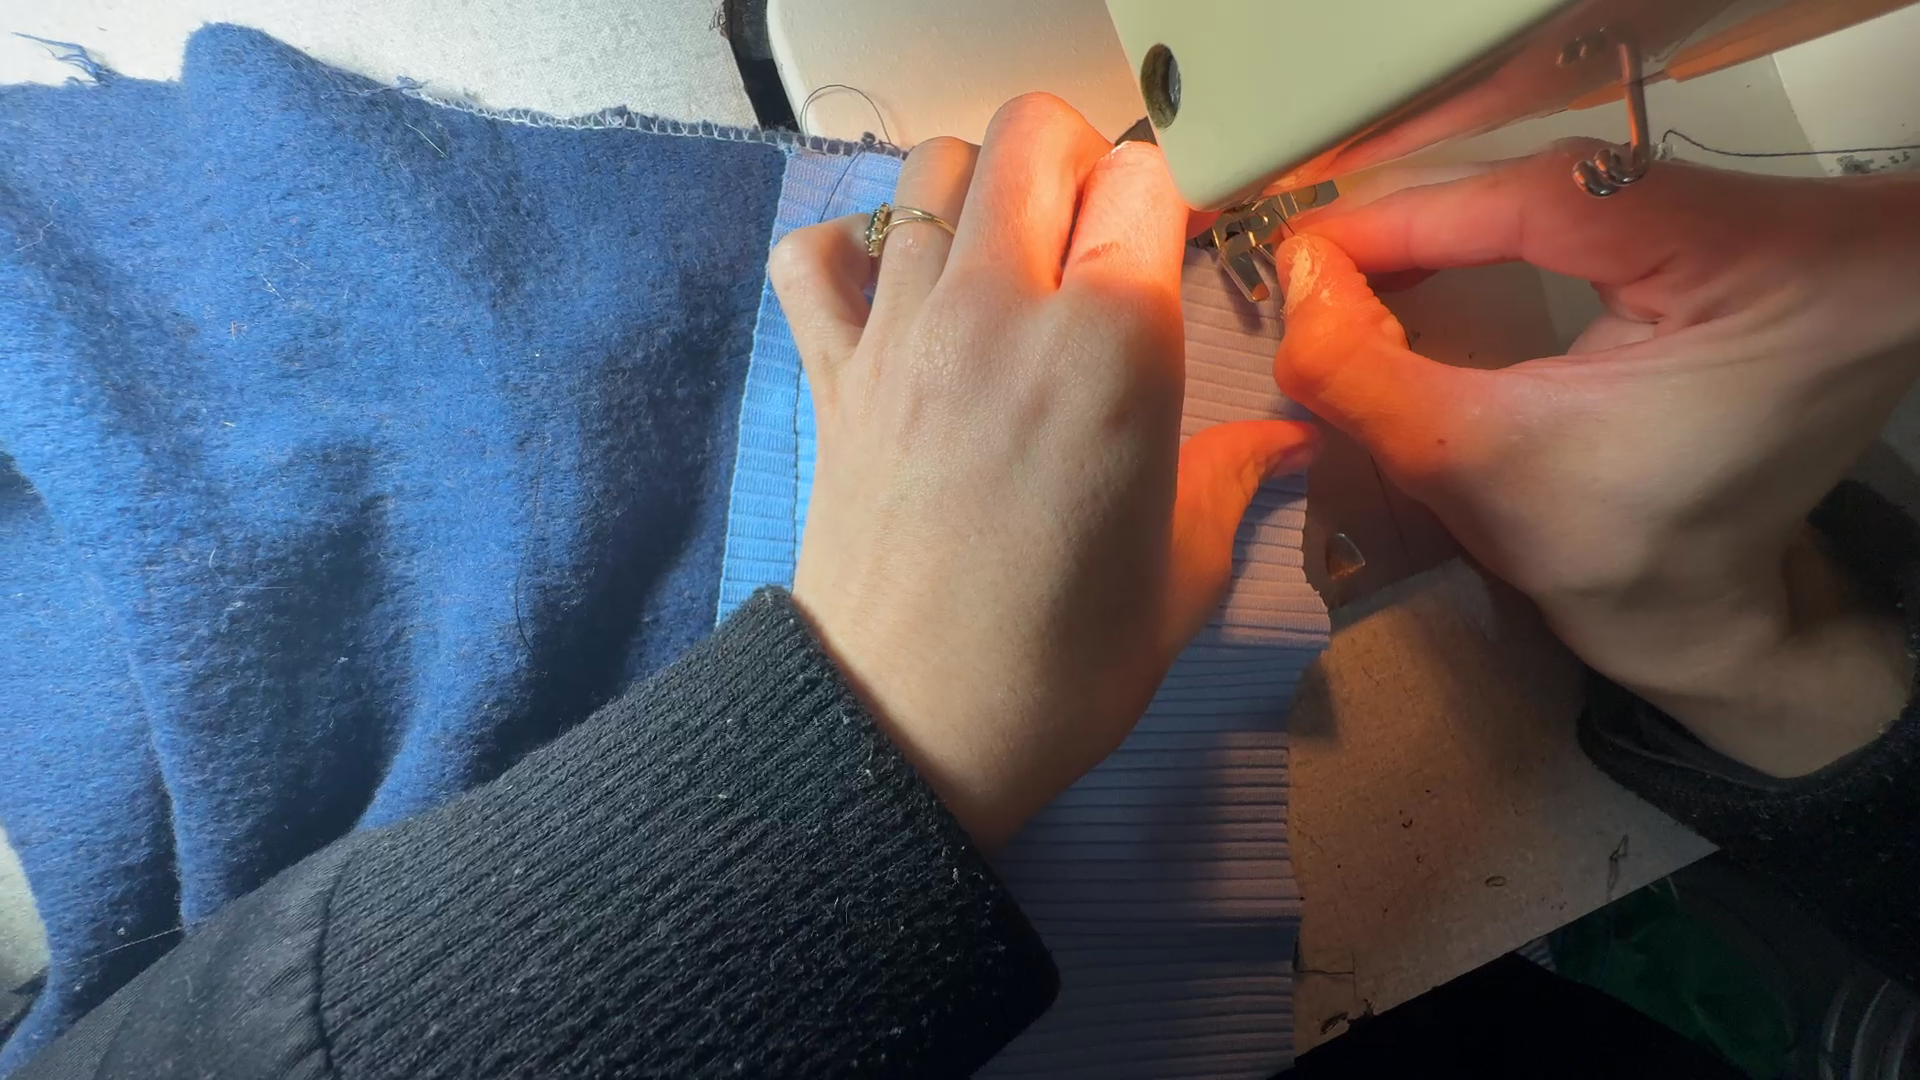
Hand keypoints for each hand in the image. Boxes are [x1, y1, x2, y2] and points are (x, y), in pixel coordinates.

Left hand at [767, 95, 1316, 849]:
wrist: (906, 724)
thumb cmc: (1059, 668)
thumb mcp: (1179, 580)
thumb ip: (1233, 480)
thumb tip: (1285, 439)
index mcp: (1112, 350)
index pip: (1142, 181)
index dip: (1161, 209)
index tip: (1161, 260)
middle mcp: (998, 311)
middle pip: (1030, 134)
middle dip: (1074, 164)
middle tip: (1087, 240)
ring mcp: (900, 334)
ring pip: (929, 171)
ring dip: (976, 195)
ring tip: (997, 267)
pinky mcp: (832, 375)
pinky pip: (813, 258)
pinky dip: (847, 251)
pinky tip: (886, 297)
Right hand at [1275, 144, 1919, 776]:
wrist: (1680, 597)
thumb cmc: (1593, 551)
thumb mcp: (1454, 462)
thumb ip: (1355, 370)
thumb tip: (1296, 276)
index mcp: (1786, 270)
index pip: (1560, 196)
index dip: (1414, 217)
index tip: (1310, 249)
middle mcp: (1823, 221)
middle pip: (1571, 182)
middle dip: (1425, 221)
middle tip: (1322, 259)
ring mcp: (1800, 226)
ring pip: (1579, 189)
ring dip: (1452, 225)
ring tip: (1360, 264)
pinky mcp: (1758, 246)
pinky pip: (1599, 212)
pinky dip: (1494, 236)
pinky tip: (1428, 263)